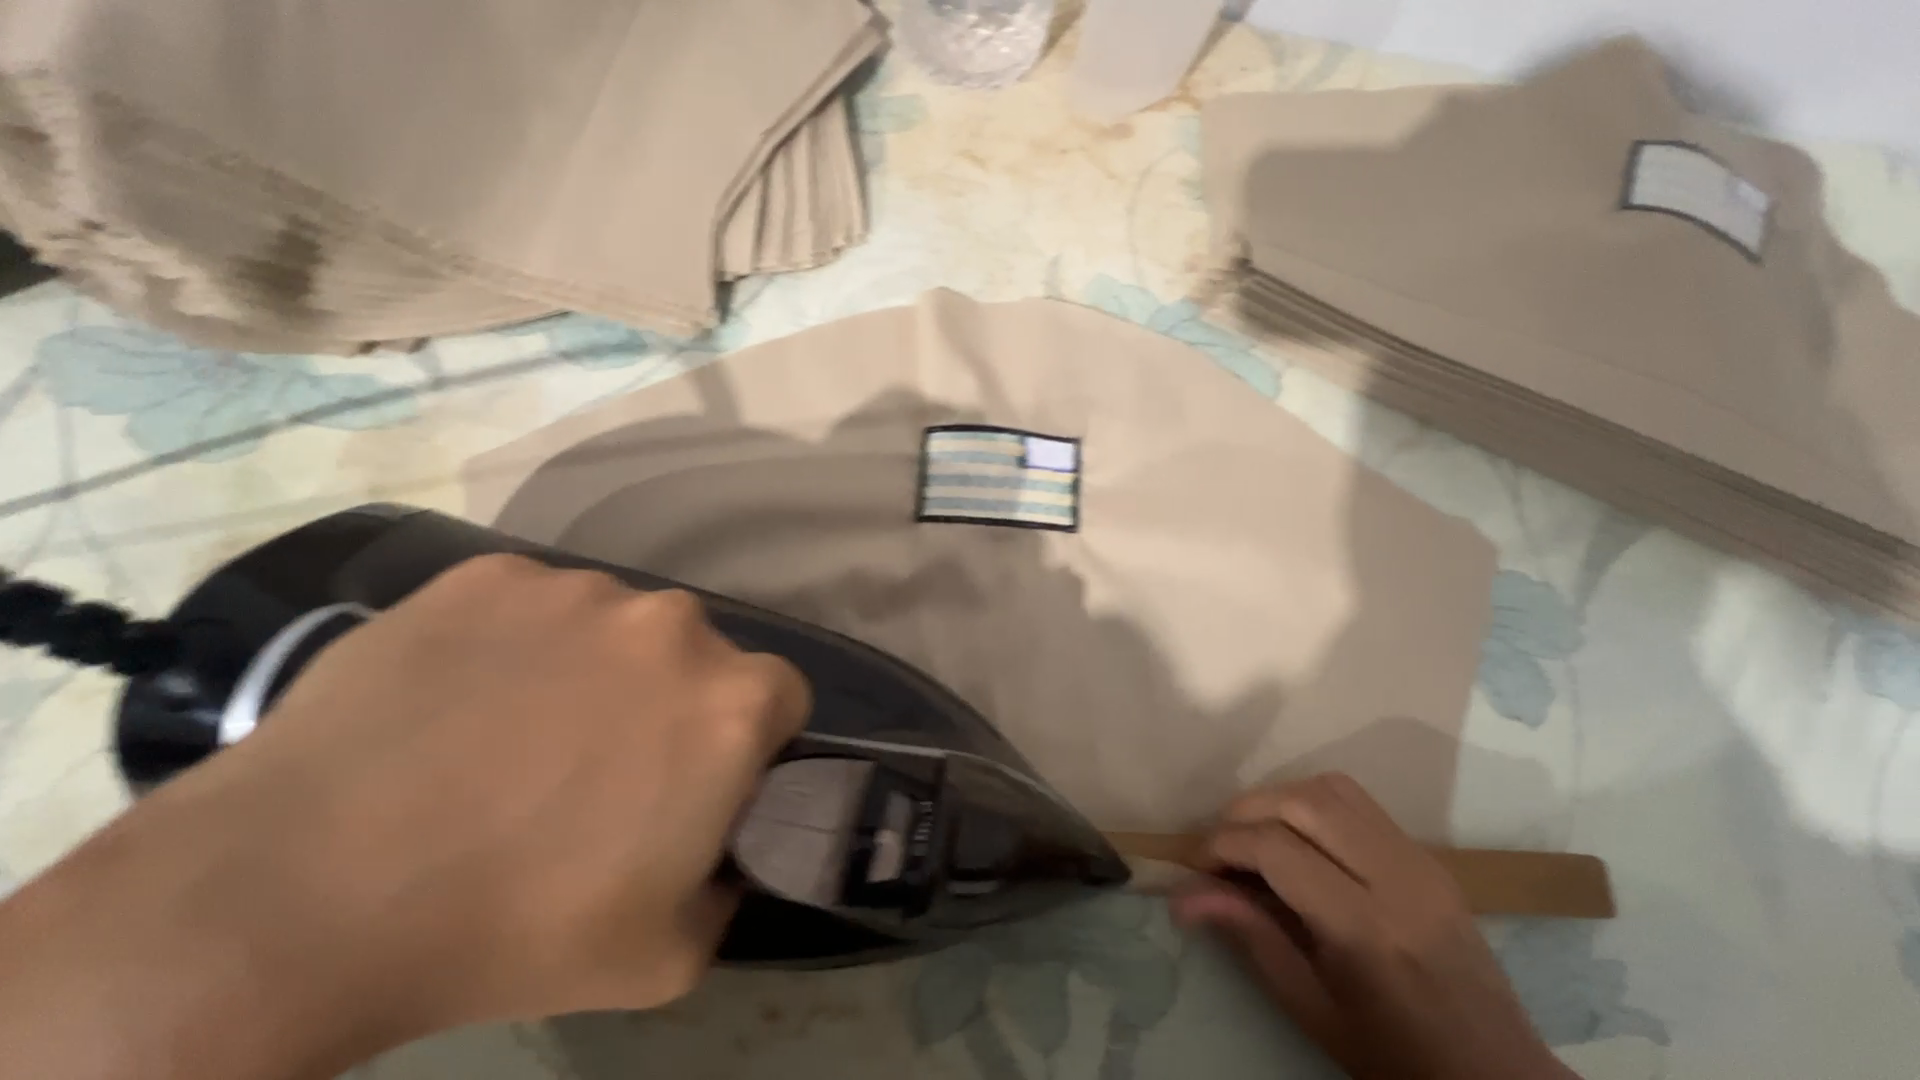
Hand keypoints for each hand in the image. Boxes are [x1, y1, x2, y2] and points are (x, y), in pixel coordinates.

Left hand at [0, 554, 809, 1078]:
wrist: (303, 894)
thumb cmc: (513, 930)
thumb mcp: (667, 956)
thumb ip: (730, 890)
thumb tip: (725, 848)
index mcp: (731, 704)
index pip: (782, 698)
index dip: (749, 743)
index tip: (699, 782)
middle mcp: (672, 624)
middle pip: (697, 655)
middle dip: (670, 702)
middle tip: (599, 766)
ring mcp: (574, 589)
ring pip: (614, 623)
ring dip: (593, 667)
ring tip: (516, 733)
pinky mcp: (487, 575)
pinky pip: (530, 604)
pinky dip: (515, 642)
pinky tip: (460, 699)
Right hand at [1171, 773, 1573, 1079]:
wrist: (1494, 1074)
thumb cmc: (1393, 1055)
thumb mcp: (1310, 1007)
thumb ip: (1250, 937)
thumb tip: (1183, 895)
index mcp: (1365, 927)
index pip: (1276, 848)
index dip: (1222, 846)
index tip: (1195, 868)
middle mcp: (1397, 878)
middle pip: (1302, 802)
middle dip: (1245, 812)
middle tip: (1219, 849)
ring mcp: (1420, 860)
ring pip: (1332, 789)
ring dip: (1279, 799)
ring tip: (1254, 838)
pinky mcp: (1429, 857)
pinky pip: (1360, 804)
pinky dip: (1314, 805)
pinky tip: (1299, 841)